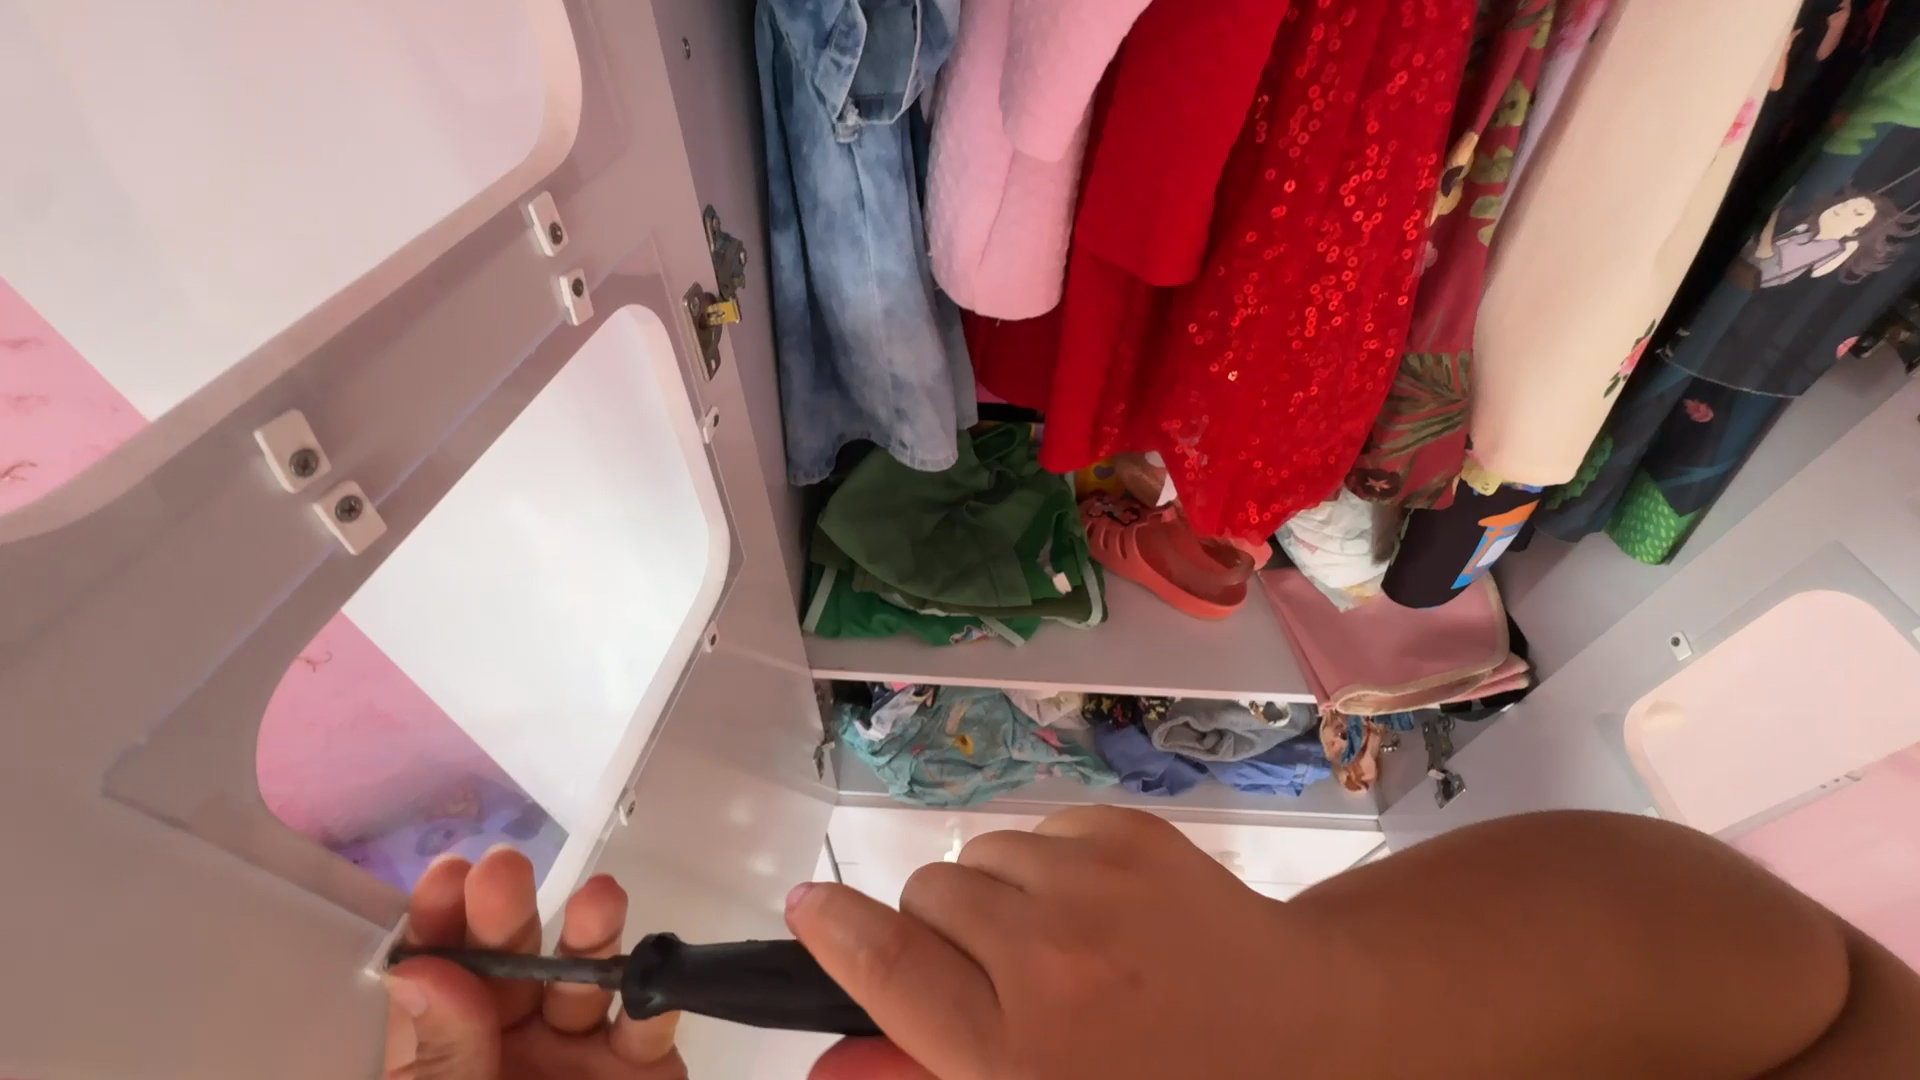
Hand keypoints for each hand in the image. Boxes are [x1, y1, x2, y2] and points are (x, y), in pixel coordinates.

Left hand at [383, 847, 687, 1079]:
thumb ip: (441, 1063)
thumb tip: (419, 973)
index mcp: (452, 1063)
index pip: (439, 985)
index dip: (441, 929)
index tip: (448, 876)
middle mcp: (516, 1048)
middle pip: (513, 969)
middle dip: (508, 914)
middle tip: (505, 867)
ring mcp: (583, 1057)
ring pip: (587, 982)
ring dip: (592, 933)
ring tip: (601, 896)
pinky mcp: (643, 1066)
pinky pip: (651, 1023)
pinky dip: (656, 994)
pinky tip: (651, 969)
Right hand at [785, 807, 1338, 1079]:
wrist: (1308, 1034)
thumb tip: (822, 1063)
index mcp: (1021, 1052)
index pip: (889, 966)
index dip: (835, 930)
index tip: (806, 906)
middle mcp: (1047, 952)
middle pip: (926, 891)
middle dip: (941, 927)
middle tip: (996, 970)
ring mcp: (1093, 878)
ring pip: (979, 850)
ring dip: (994, 891)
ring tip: (1057, 939)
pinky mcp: (1126, 828)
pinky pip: (1037, 828)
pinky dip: (1048, 863)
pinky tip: (1101, 907)